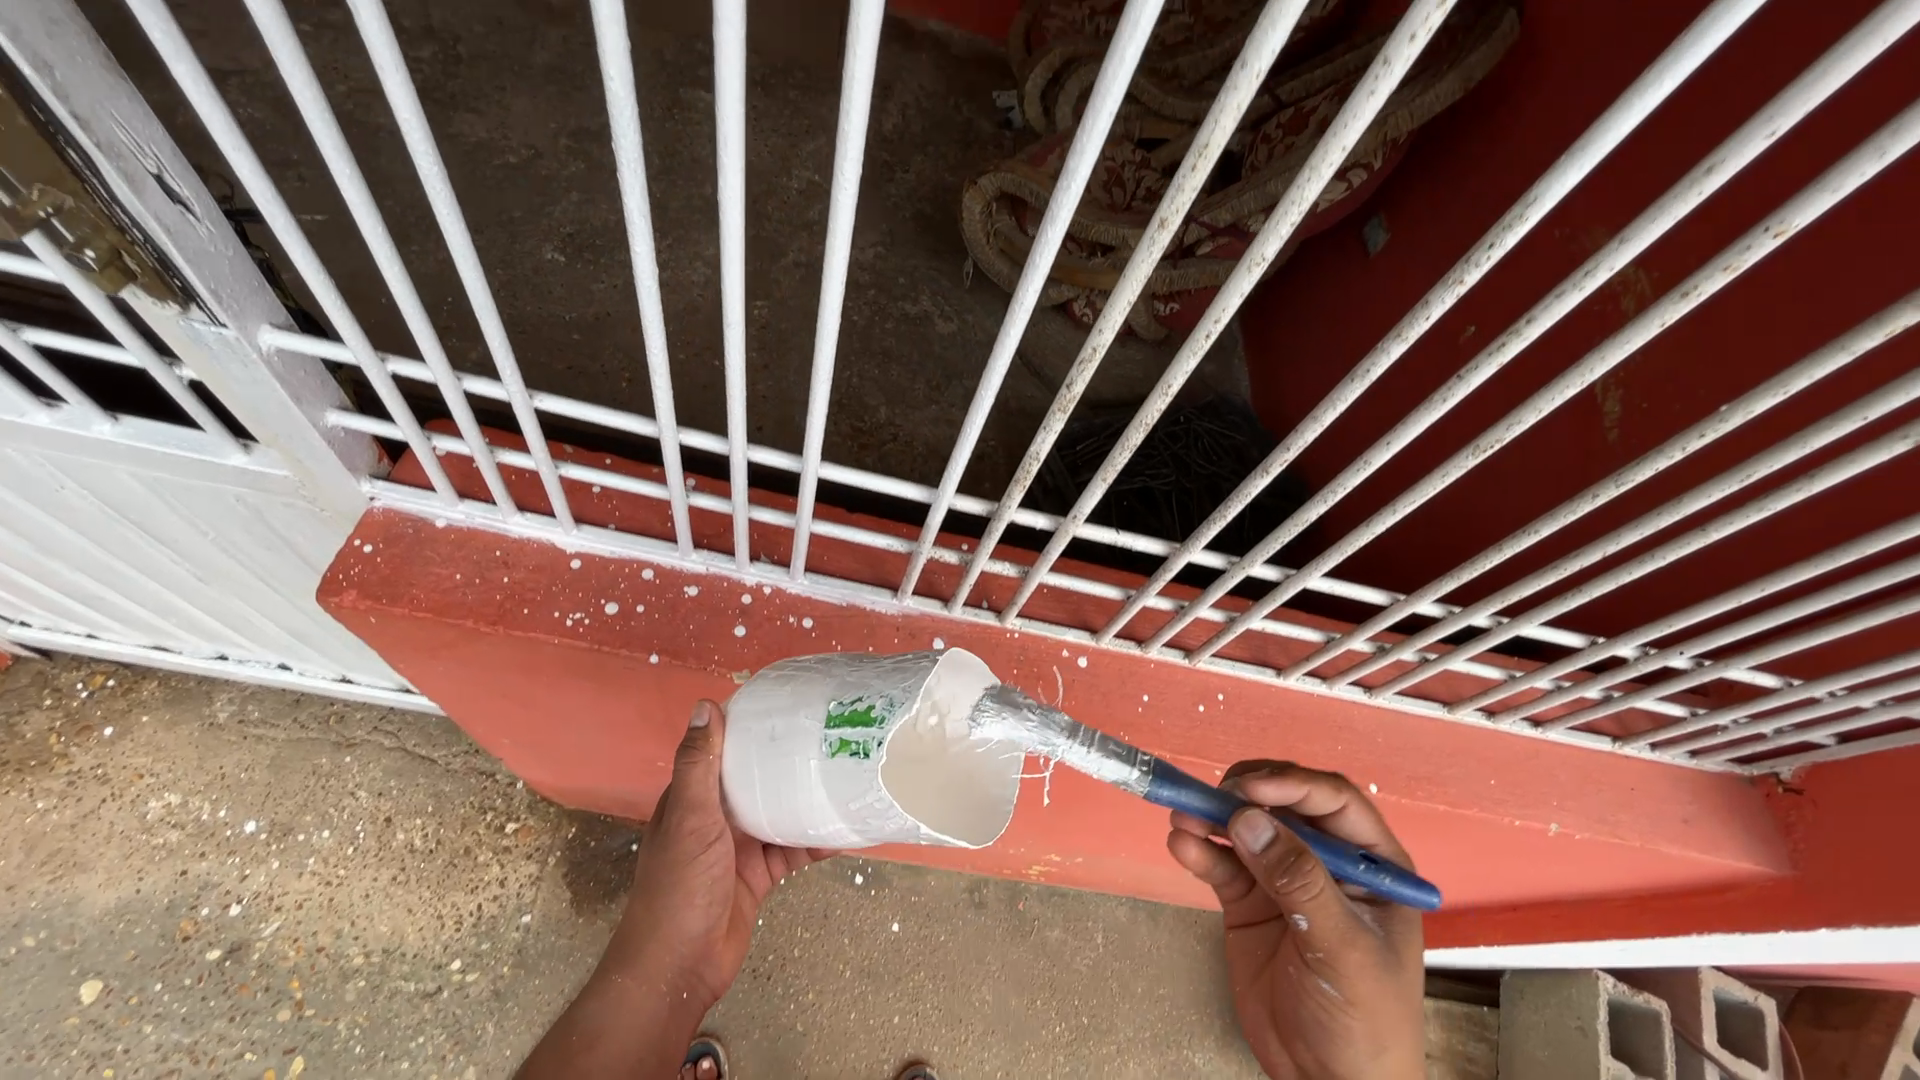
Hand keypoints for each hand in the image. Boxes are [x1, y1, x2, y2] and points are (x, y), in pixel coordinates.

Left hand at [607, 698, 832, 1010]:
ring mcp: (739, 849)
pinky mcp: (759, 877)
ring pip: (779, 815)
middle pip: (756, 781)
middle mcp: (715, 818)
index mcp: (692, 798)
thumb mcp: (690, 817)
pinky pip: (792, 852)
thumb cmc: (680, 885)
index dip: (751, 728)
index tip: (789, 705)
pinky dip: (816, 843)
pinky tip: (846, 832)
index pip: (722, 751)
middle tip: (832, 738)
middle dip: (788, 763)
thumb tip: (706, 704)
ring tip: (847, 778)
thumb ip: (699, 765)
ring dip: (807, 802)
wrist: (681, 966)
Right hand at [1167, 762, 1424, 1079]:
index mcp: (1371, 863)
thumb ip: (1299, 883)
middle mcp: (1326, 861)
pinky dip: (1198, 850)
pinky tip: (1180, 845)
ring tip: (1181, 816)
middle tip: (1213, 799)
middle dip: (1246, 795)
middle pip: (1283, 804)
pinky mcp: (1246, 901)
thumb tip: (1248, 819)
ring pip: (1245, 828)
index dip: (1291, 785)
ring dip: (1212, 817)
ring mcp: (1282, 879)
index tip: (1247, 789)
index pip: (1333, 801)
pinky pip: (1220, 863)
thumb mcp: (1341, 950)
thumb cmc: (1363, 1018)